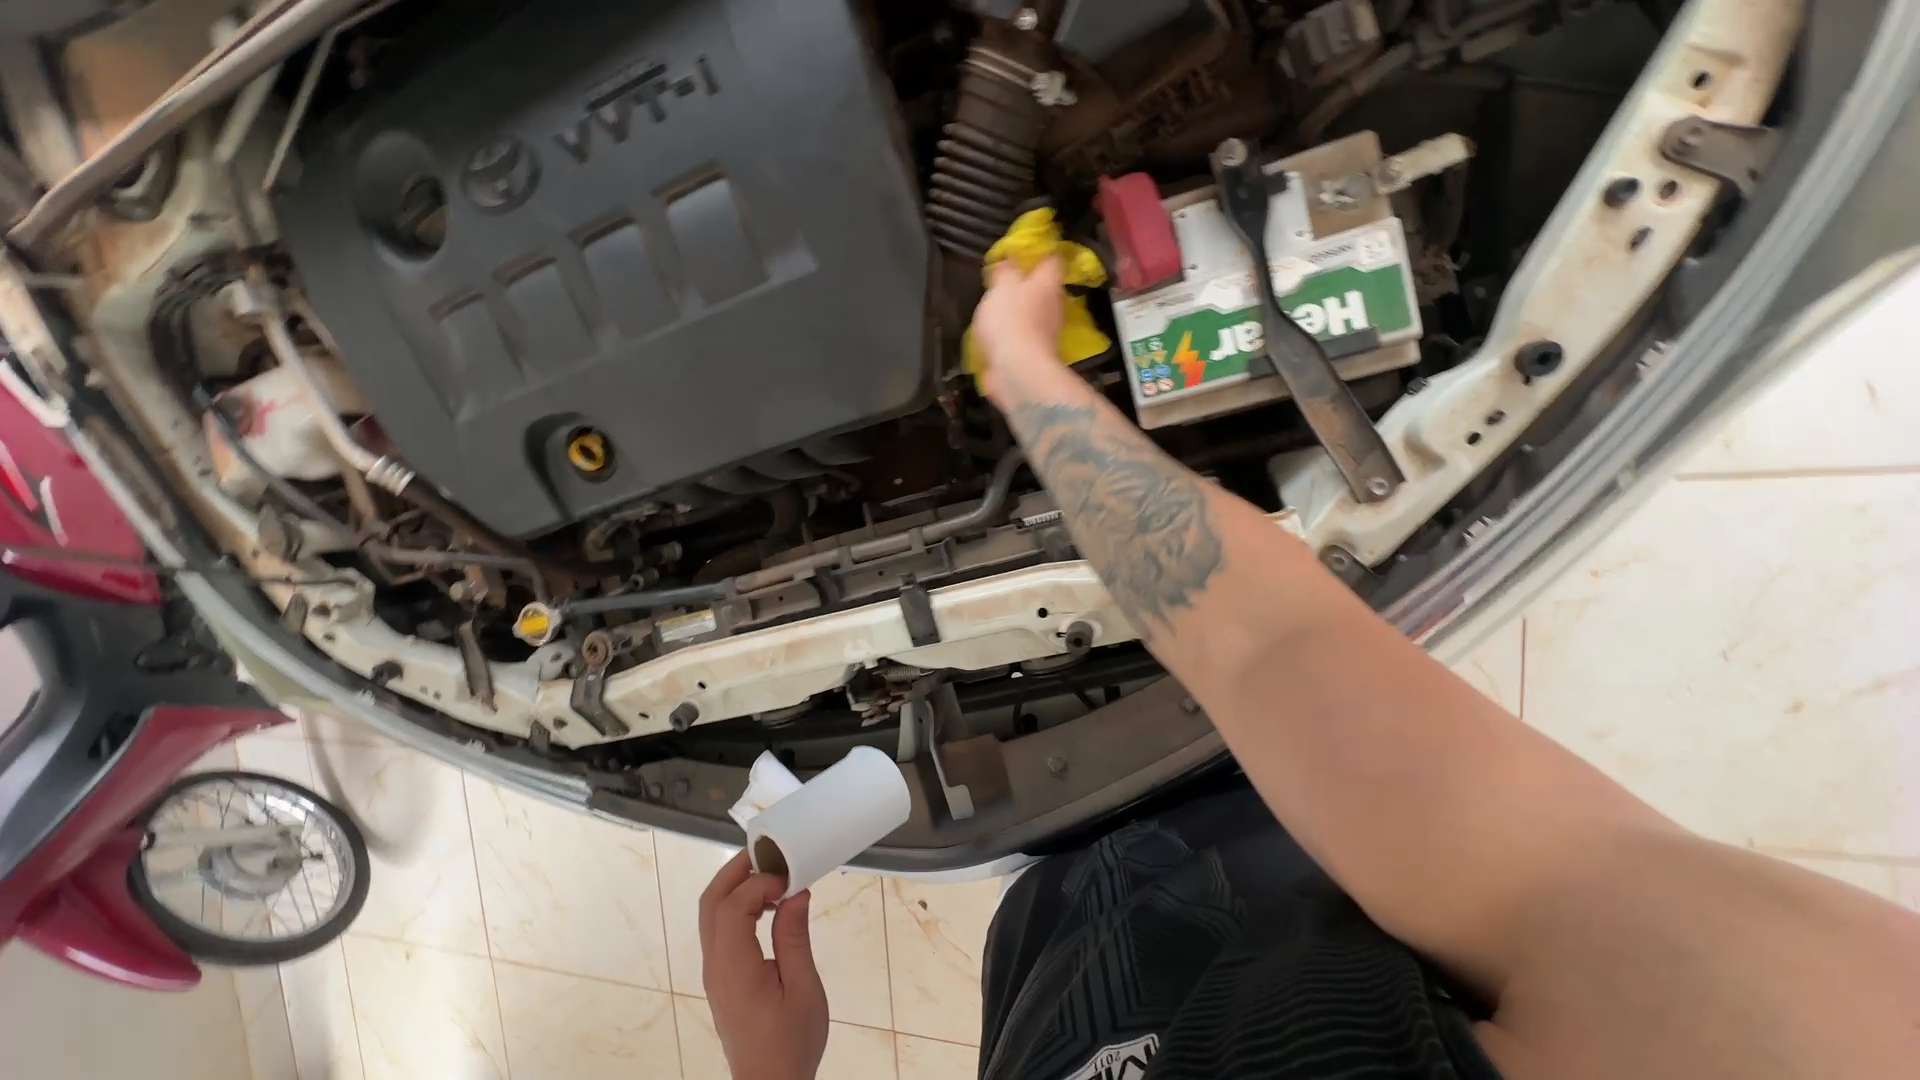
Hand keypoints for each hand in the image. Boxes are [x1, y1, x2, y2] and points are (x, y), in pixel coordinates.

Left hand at [698, 852, 828, 1079]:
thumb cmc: (792, 1042)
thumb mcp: (804, 990)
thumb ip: (794, 938)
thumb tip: (795, 892)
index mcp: (734, 968)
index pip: (731, 906)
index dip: (758, 883)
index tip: (790, 881)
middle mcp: (715, 965)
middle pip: (711, 903)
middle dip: (736, 871)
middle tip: (771, 855)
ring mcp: (714, 972)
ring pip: (711, 914)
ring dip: (736, 886)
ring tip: (773, 876)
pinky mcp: (721, 978)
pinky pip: (719, 929)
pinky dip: (738, 906)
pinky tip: (767, 907)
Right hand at [972, 256, 1064, 399]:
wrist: (1016, 370)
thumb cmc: (1010, 320)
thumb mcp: (1001, 285)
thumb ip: (1006, 269)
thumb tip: (1011, 259)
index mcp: (1049, 282)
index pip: (1053, 258)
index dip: (1040, 251)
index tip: (1022, 251)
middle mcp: (1055, 304)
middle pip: (1044, 286)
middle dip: (1027, 282)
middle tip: (1004, 279)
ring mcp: (1047, 331)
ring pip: (1035, 312)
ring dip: (1020, 309)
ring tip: (996, 307)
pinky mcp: (1036, 352)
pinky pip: (1025, 335)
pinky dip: (1014, 332)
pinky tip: (997, 333)